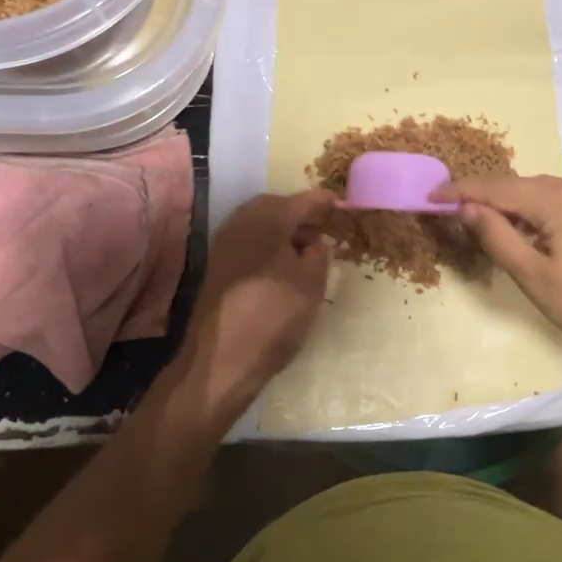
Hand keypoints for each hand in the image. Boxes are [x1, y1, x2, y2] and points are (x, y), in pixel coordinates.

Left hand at [184, 190, 336, 404]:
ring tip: (307, 249)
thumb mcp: (311, 284)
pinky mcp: (217, 266)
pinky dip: (268, 244)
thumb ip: (319, 255)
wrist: (221, 360)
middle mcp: (241, 223)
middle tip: (324, 228)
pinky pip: (249, 240)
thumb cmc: (273, 316)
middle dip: (301, 213)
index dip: (325, 202)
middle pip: (276, 206)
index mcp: (267, 220)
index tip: (344, 206)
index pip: (302, 201)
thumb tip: (315, 243)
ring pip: (260, 223)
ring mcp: (225, 244)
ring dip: (284, 229)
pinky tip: (283, 265)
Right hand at [433, 175, 561, 352]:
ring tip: (477, 220)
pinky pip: (554, 202)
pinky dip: (529, 211)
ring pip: (536, 193)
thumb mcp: (534, 275)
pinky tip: (519, 229)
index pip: (496, 187)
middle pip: (516, 185)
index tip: (429, 197)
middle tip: (448, 210)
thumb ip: (497, 237)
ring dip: (506, 204)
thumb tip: (468, 208)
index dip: (460, 191)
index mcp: (556, 199)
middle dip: (482, 195)